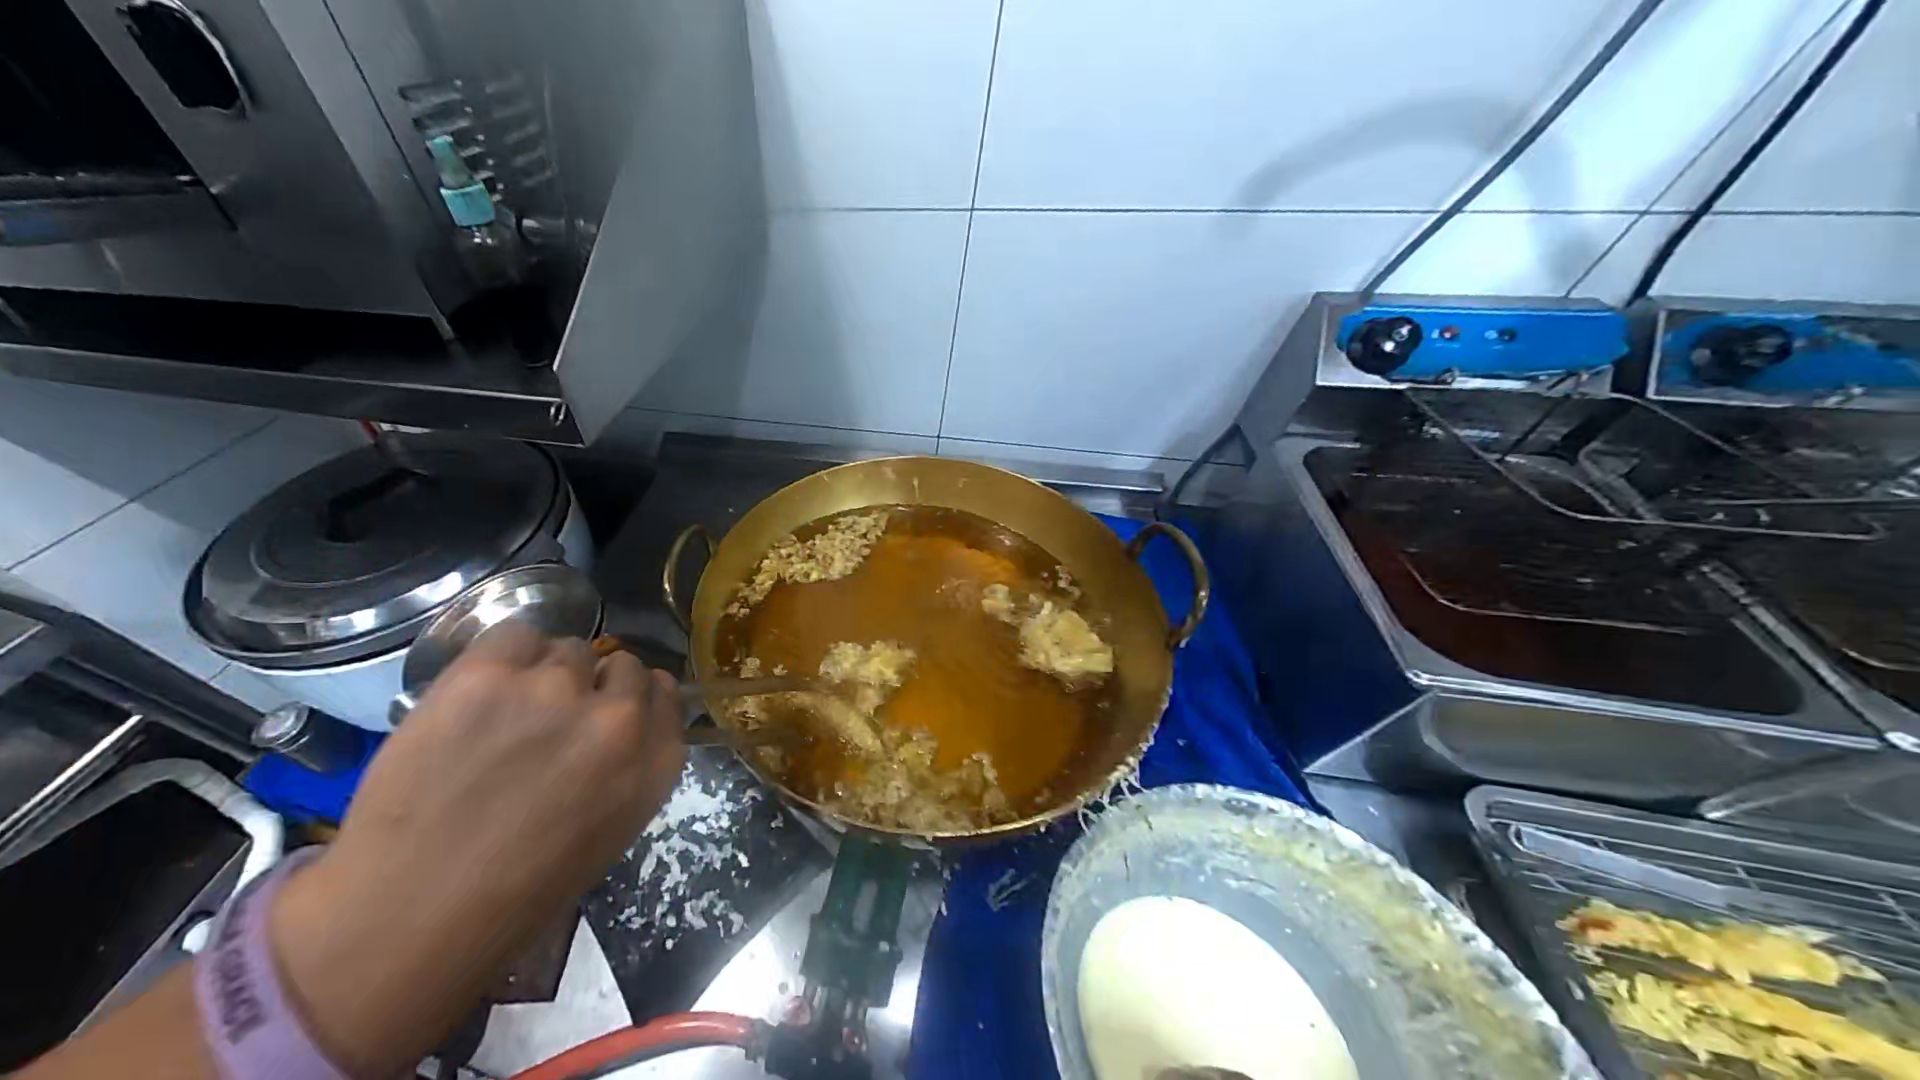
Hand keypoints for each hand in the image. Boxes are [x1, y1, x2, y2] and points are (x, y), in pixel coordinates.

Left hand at [270, 624, 684, 1078]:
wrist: (411, 918)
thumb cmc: (519, 886)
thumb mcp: (615, 824)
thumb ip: (637, 757)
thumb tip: (631, 707)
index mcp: (655, 761)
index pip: (663, 689)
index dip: (632, 697)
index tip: (605, 712)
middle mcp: (619, 717)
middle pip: (620, 663)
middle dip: (592, 686)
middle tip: (550, 718)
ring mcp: (554, 691)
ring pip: (568, 649)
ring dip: (547, 673)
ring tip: (507, 711)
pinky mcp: (487, 677)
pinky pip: (515, 634)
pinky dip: (506, 656)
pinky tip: (482, 690)